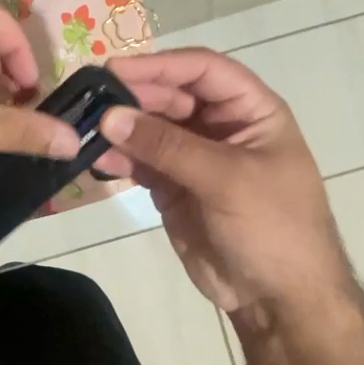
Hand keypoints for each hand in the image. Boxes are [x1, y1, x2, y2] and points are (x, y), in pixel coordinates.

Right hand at [91, 48, 356, 324]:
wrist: (279, 300)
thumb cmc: (273, 228)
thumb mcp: (226, 179)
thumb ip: (167, 145)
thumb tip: (109, 116)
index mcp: (251, 112)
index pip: (203, 70)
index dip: (161, 65)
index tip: (115, 68)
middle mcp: (220, 126)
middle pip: (170, 95)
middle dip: (133, 96)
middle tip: (90, 100)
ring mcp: (193, 156)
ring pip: (149, 127)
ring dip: (119, 126)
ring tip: (84, 128)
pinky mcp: (171, 185)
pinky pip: (139, 161)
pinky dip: (117, 158)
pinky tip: (95, 159)